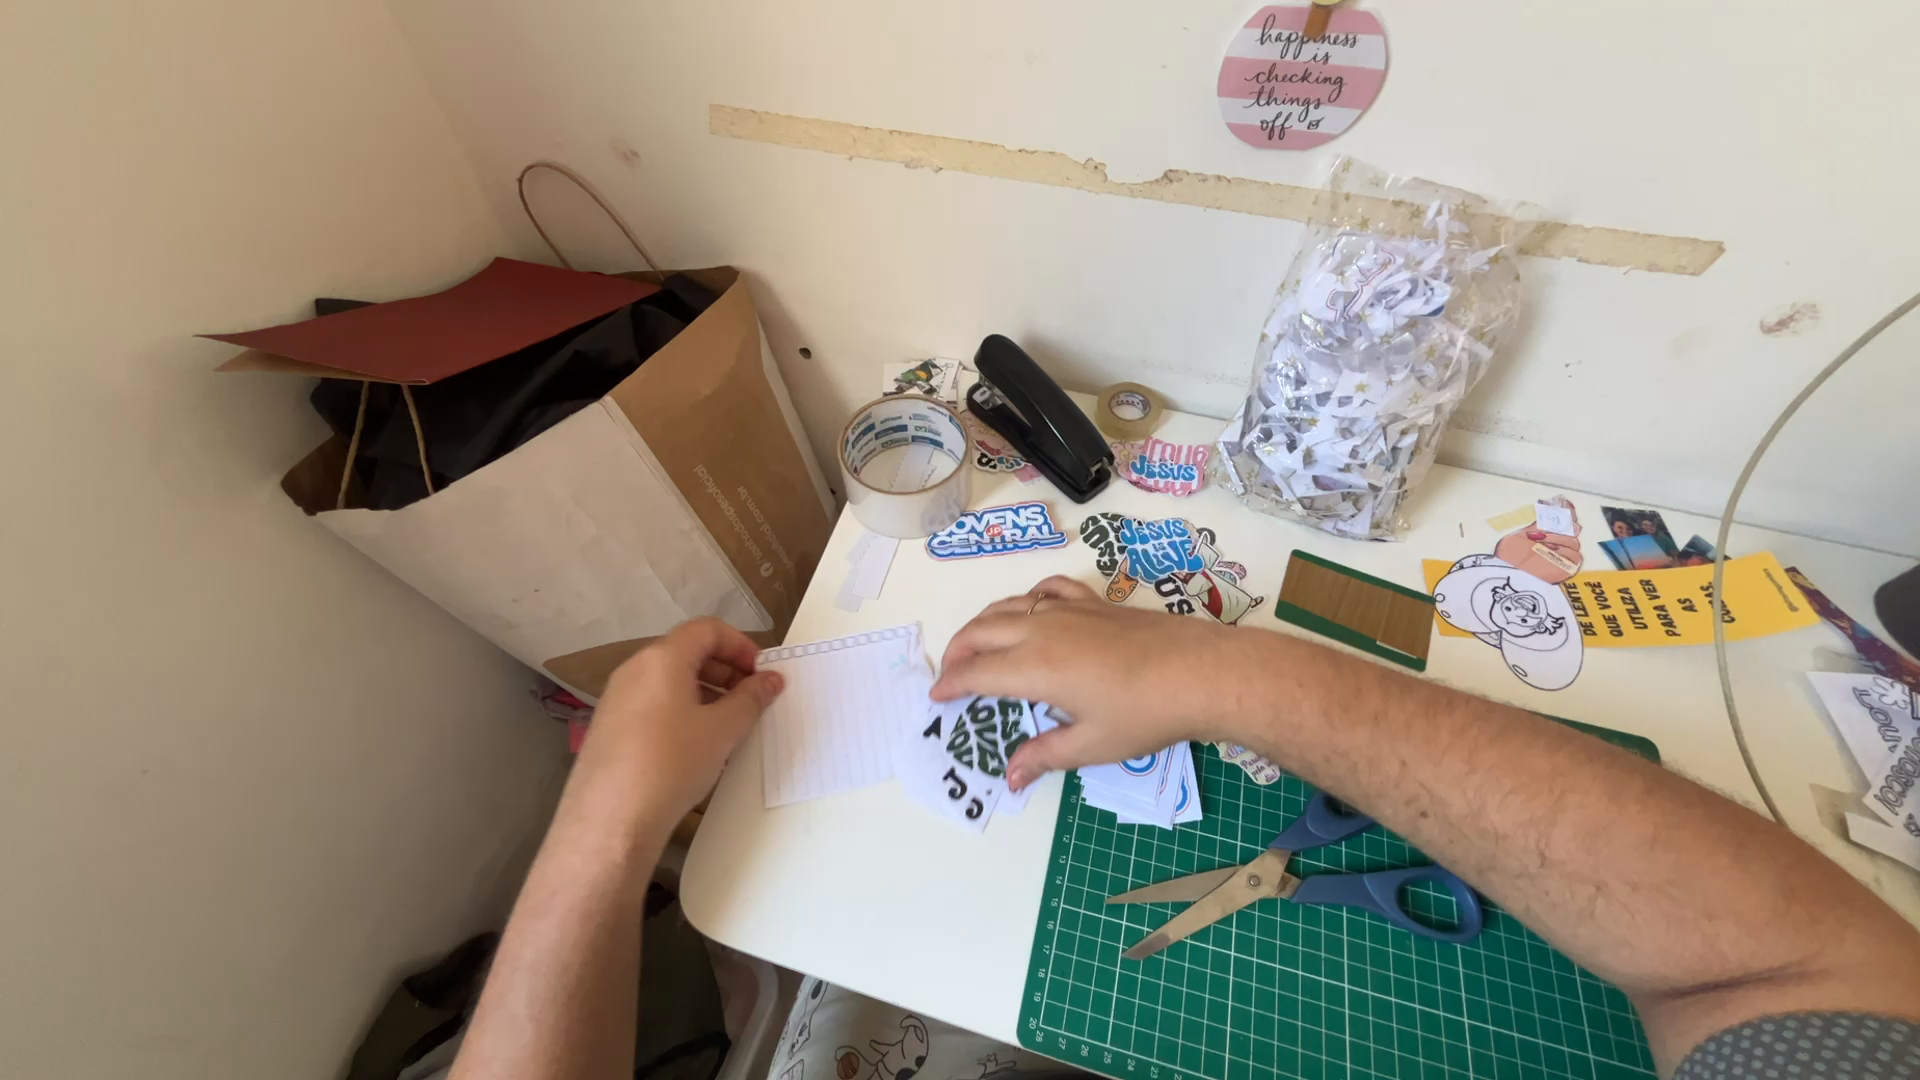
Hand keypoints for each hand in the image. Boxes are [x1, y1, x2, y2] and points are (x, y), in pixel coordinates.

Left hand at [574, 618, 783, 828]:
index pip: (708, 630)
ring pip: (670, 678)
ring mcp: (616, 698)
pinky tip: (695, 743)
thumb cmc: (672, 763)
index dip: (741, 645)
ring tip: (728, 723)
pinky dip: (681, 708)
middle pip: (688, 650)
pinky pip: (653, 701)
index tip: (761, 674)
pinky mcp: (608, 726)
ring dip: (706, 689)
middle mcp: (634, 668)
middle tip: (751, 698)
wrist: (608, 822)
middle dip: (726, 668)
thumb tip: (771, 679)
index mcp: (662, 658)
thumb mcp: (723, 729)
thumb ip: (751, 698)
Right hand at [931, 576, 1269, 791]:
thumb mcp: (1091, 744)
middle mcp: (1040, 631)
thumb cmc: (1143, 714)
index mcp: (1033, 668)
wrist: (1198, 671)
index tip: (936, 695)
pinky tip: (1030, 610)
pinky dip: (1027, 598)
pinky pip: (1047, 589)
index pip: (977, 672)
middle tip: (950, 672)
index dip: (951, 684)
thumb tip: (1011, 777)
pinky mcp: (1092, 602)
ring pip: (1008, 605)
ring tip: (977, 642)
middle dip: (958, 650)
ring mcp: (1067, 610)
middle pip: (982, 631)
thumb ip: (1044, 755)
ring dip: (983, 623)